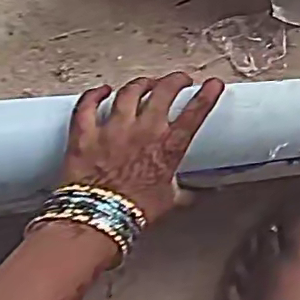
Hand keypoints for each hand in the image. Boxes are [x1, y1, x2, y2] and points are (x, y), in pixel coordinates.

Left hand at [60, 72, 224, 225]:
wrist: (96, 220)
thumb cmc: (134, 212)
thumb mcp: (169, 198)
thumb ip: (181, 191)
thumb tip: (192, 196)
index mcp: (169, 146)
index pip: (195, 111)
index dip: (208, 93)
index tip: (213, 83)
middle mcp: (144, 131)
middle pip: (164, 91)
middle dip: (175, 80)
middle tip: (179, 80)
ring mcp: (113, 130)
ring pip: (130, 92)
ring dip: (141, 83)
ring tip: (146, 82)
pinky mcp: (85, 135)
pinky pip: (87, 106)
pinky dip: (94, 95)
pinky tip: (101, 90)